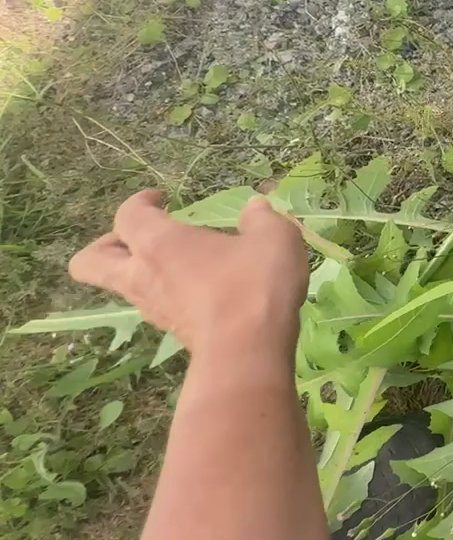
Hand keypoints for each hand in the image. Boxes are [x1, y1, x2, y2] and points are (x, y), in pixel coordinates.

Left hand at [68, 190, 308, 362]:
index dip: (139, 202)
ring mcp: (149, 303)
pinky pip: (149, 299)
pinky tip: (201, 284)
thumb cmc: (256, 280)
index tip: (160, 197)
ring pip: (117, 282)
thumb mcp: (275, 236)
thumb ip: (262, 218)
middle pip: (90, 260)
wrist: (247, 342)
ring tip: (180, 260)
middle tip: (141, 235)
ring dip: (137, 268)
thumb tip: (255, 206)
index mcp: (162, 243)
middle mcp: (142, 272)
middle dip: (107, 244)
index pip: (129, 216)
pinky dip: (163, 287)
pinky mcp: (166, 323)